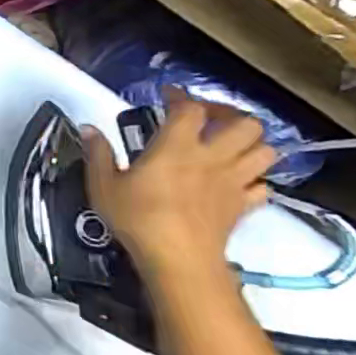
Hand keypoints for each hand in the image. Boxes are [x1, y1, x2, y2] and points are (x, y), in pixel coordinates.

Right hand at [83, 90, 277, 285]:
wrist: (179, 259)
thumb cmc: (137, 217)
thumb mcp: (103, 184)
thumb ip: (98, 154)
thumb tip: (90, 129)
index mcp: (177, 147)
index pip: (189, 108)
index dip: (181, 96)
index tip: (168, 95)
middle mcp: (213, 158)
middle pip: (246, 123)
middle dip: (228, 114)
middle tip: (206, 118)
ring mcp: (234, 182)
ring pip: (265, 150)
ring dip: (250, 143)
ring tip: (227, 145)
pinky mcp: (244, 206)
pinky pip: (262, 185)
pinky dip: (254, 178)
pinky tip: (234, 181)